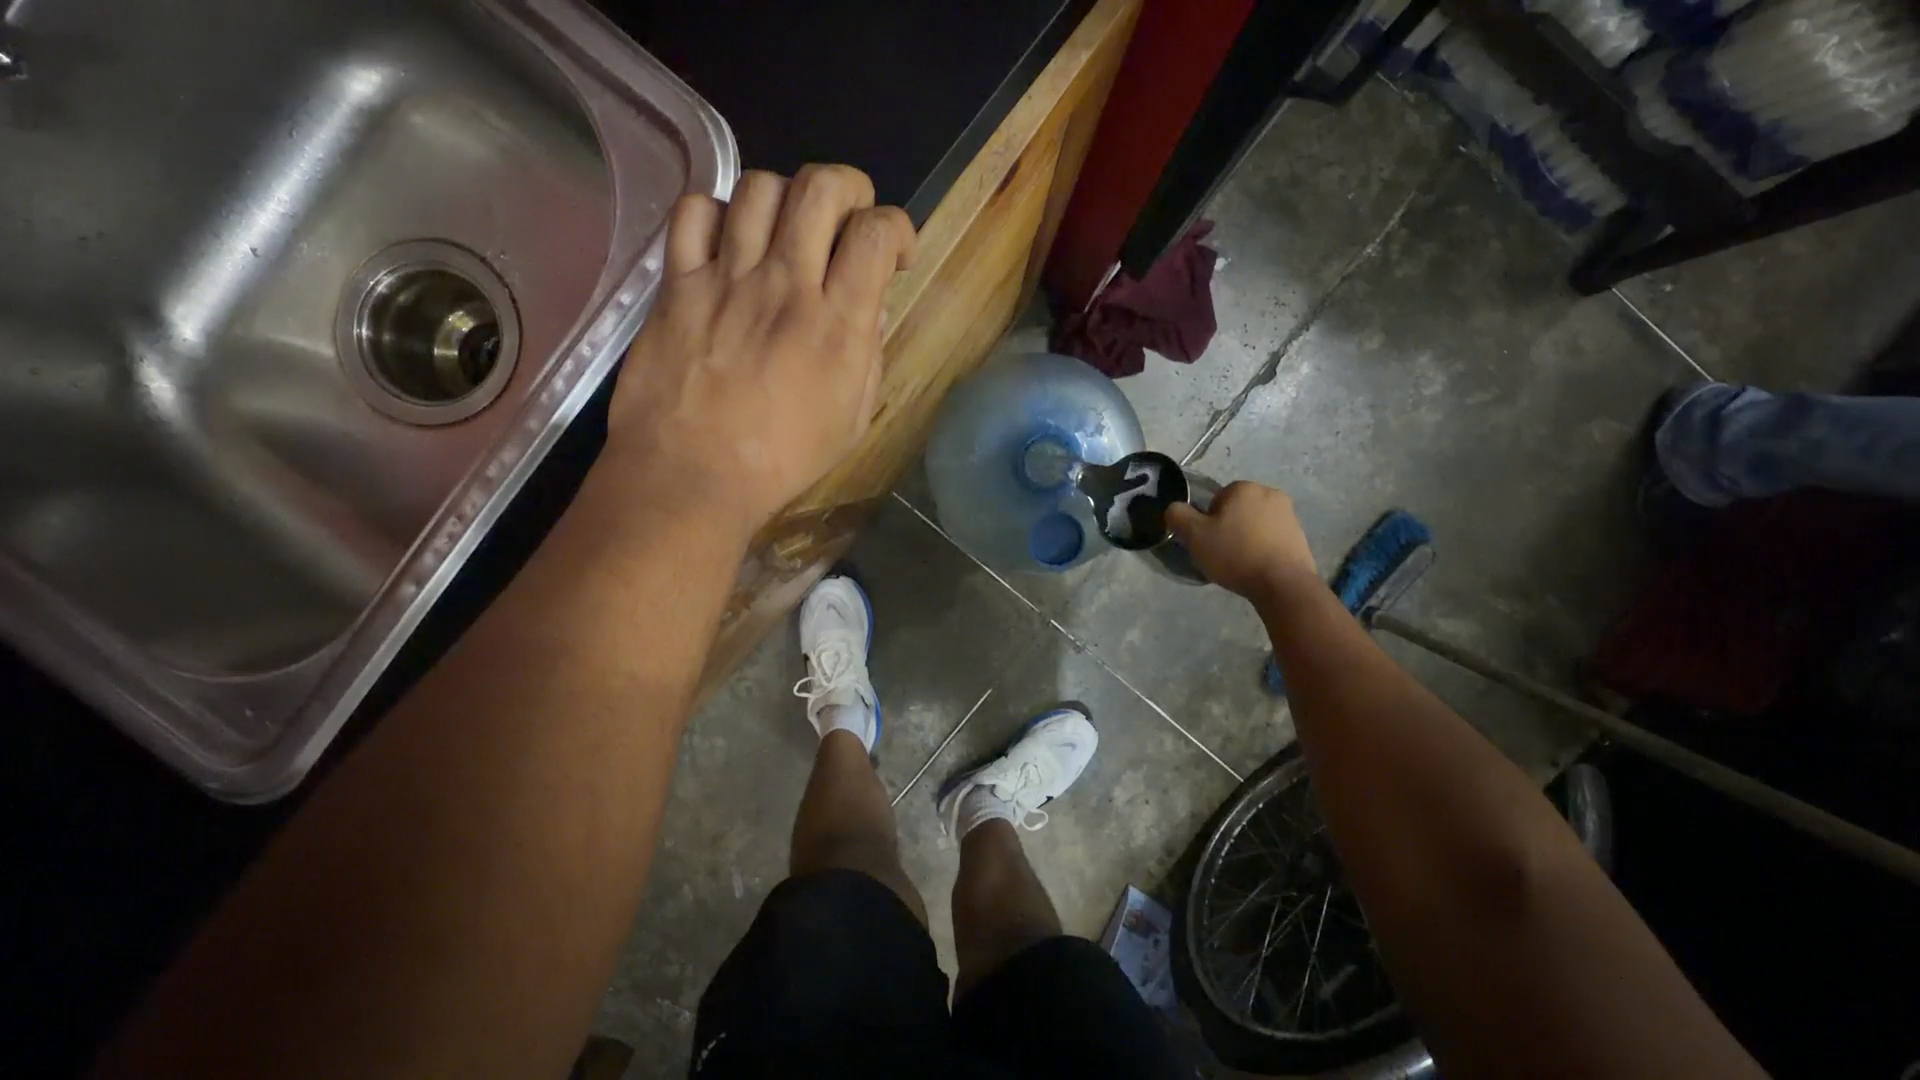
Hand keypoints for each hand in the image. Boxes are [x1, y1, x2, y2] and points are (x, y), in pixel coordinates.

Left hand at [603, 165, 915, 539]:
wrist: (691, 476)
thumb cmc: (781, 460)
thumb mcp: (851, 420)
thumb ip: (868, 356)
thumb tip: (869, 309)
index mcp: (838, 324)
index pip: (877, 232)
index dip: (896, 227)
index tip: (893, 254)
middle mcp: (786, 285)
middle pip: (821, 187)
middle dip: (848, 187)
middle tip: (846, 218)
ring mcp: (727, 279)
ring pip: (760, 187)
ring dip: (785, 197)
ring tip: (784, 229)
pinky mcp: (678, 284)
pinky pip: (695, 211)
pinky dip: (716, 212)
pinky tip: (726, 240)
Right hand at [1166, 482, 1317, 602]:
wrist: (1283, 583)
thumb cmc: (1235, 554)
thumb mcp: (1195, 536)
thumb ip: (1178, 516)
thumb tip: (1174, 508)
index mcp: (1243, 488)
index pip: (1216, 500)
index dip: (1208, 521)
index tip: (1209, 541)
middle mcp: (1270, 493)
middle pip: (1237, 510)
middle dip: (1229, 527)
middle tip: (1222, 553)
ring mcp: (1289, 514)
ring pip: (1255, 524)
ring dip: (1247, 538)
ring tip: (1241, 563)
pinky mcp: (1300, 535)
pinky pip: (1272, 538)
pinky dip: (1264, 548)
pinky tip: (1258, 567)